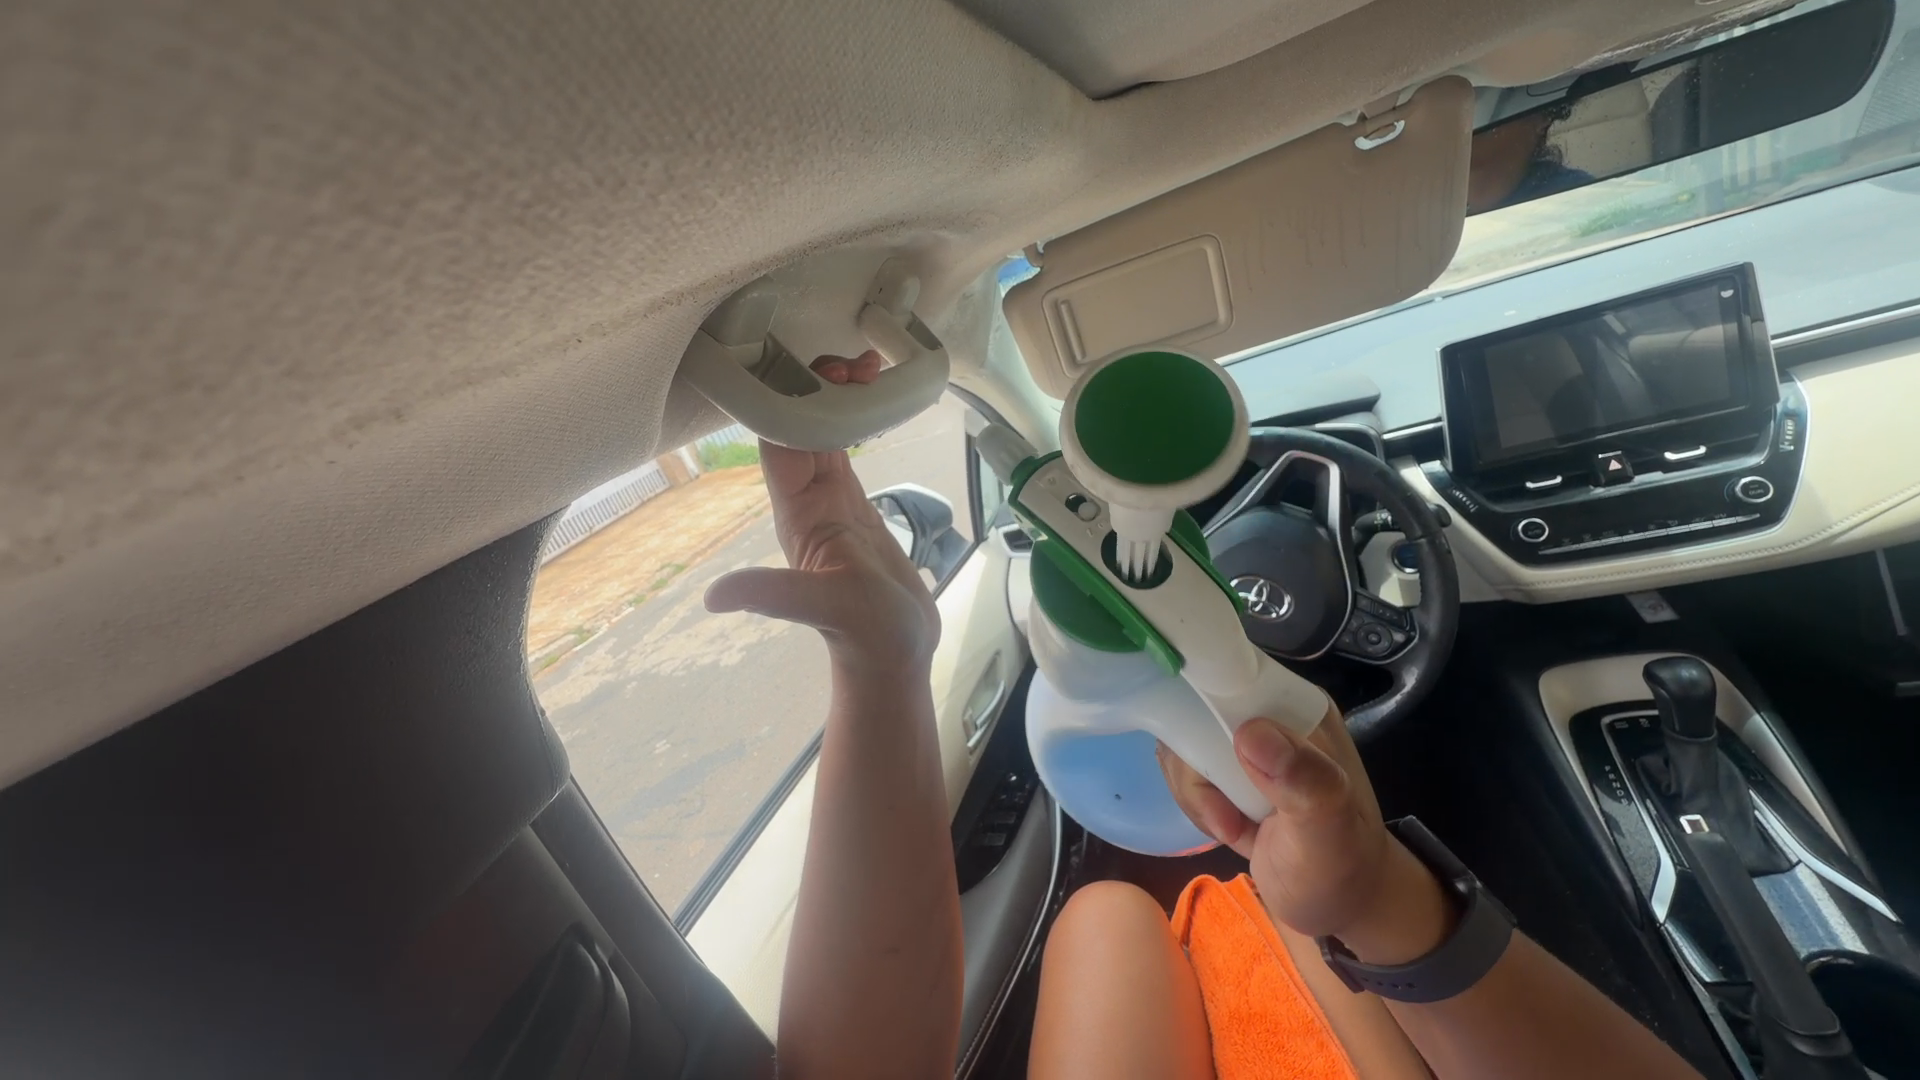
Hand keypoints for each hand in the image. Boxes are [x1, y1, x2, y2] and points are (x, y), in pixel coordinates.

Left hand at [703, 352, 940, 673]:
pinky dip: (856, 420)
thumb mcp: (826, 610)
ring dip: (838, 397)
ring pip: (824, 434)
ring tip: (868, 366)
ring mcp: (832, 502)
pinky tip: (872, 400)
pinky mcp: (856, 506)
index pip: (780, 441)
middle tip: (853, 358)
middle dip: (817, 385)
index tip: (820, 367)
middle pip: (799, 427)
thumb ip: (777, 595)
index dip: (790, 399)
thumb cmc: (868, 633)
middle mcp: (808, 500)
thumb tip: (715, 598)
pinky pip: (847, 450)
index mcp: (798, 513)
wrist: (895, 652)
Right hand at [1157, 711, 1453, 961]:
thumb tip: (1251, 732)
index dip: (1200, 708)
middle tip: (1225, 818)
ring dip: (1194, 792)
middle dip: (1196, 769)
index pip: (1226, 675)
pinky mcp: (1223, 763)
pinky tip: (1226, 827)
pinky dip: (1193, 801)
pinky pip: (1181, 765)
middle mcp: (1265, 712)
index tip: (1205, 764)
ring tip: (1232, 828)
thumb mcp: (1328, 832)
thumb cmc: (1340, 869)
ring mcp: (1242, 738)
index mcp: (1297, 708)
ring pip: (1180, 740)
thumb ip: (1303, 781)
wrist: (1340, 904)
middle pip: (1192, 709)